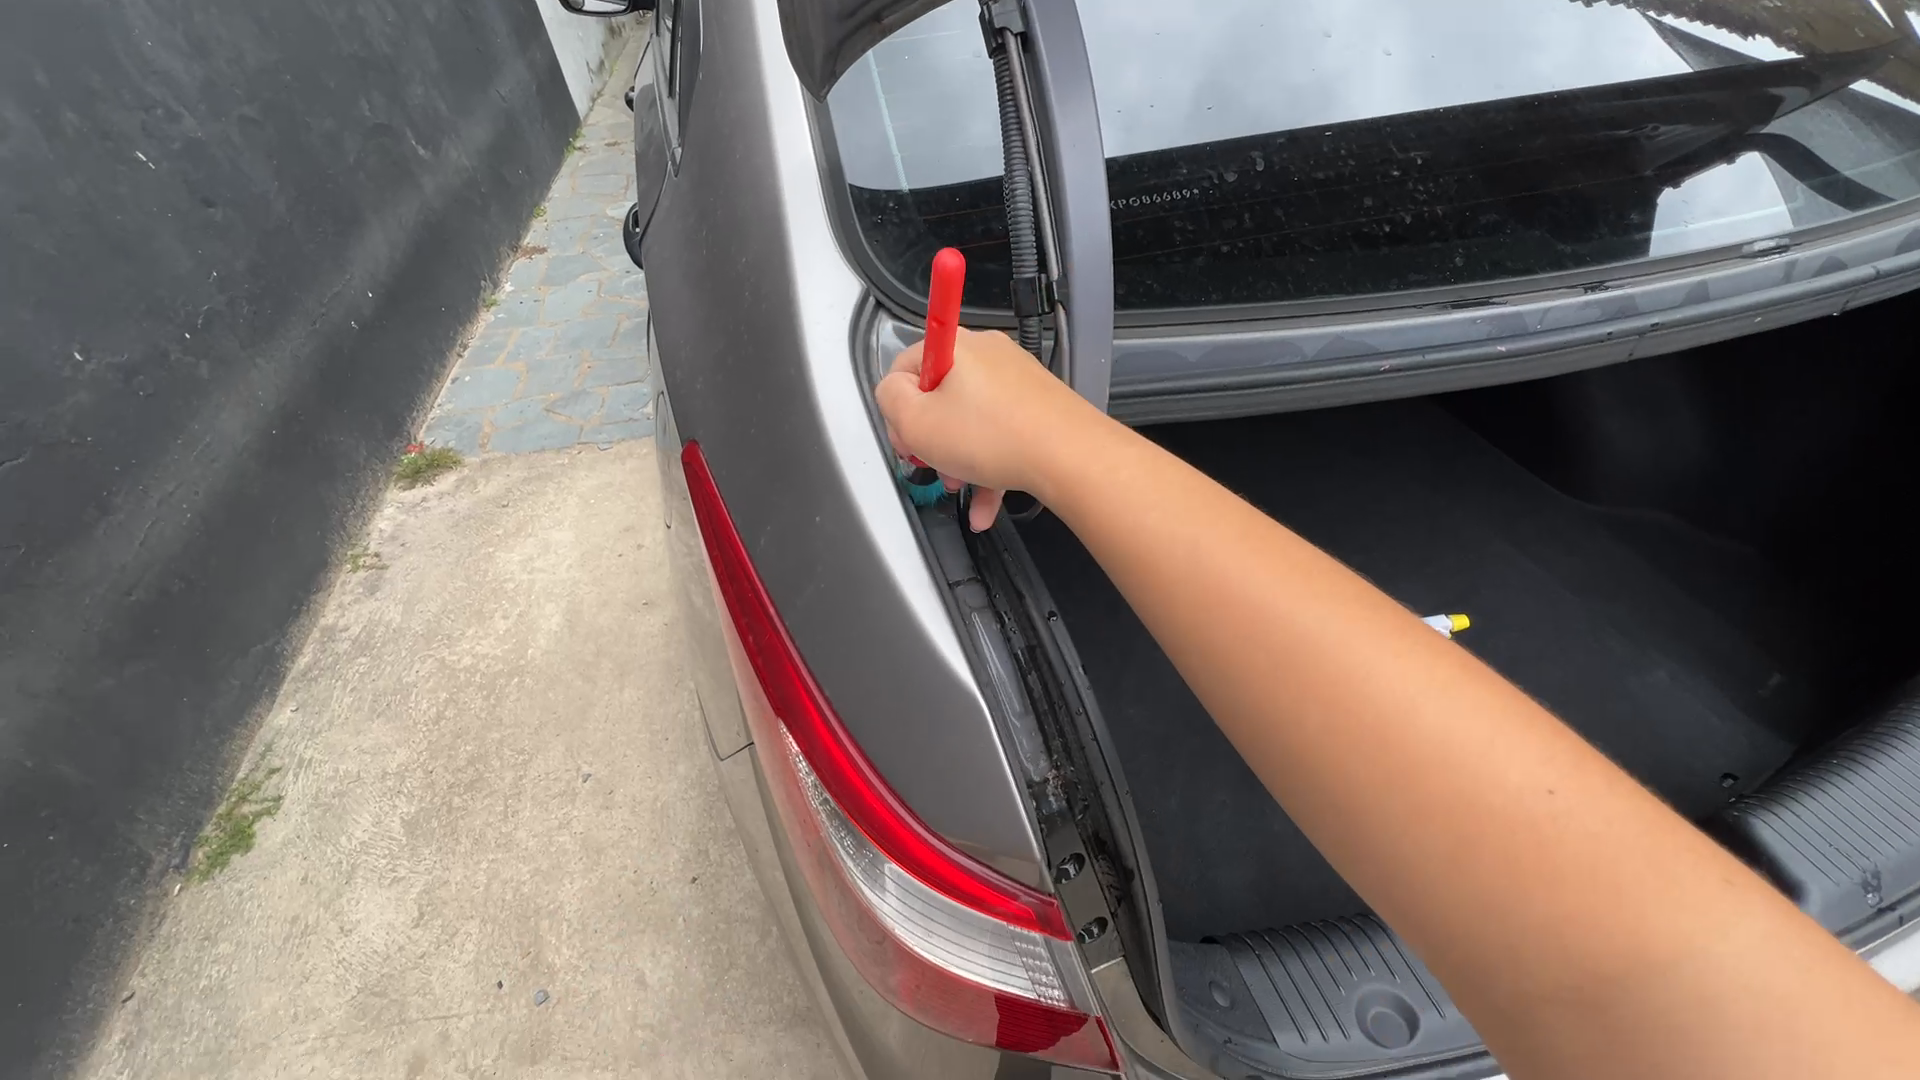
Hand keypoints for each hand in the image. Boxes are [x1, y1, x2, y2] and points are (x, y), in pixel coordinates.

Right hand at [876, 328, 1099, 530]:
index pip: (905, 366)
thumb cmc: (995, 437)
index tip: (906, 438)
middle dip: (931, 439)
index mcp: (956, 347)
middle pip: (938, 397)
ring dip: (959, 461)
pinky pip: (999, 436)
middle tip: (933, 465)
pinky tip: (985, 506)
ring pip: (970, 423)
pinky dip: (988, 469)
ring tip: (962, 490)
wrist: (1069, 456)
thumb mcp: (916, 422)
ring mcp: (1016, 381)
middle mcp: (987, 356)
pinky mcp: (1036, 407)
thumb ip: (889, 399)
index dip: (898, 408)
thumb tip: (893, 393)